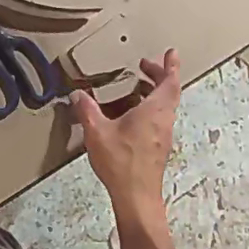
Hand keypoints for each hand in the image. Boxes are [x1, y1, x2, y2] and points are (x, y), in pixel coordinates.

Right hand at [72, 48, 181, 218]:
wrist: (136, 195)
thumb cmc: (121, 164)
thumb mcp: (96, 132)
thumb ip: (86, 110)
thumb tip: (78, 95)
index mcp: (154, 111)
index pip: (169, 81)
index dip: (170, 65)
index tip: (170, 53)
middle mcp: (164, 121)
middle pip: (169, 92)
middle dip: (159, 76)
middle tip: (146, 67)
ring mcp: (163, 135)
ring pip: (165, 107)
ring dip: (155, 93)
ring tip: (138, 89)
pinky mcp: (158, 148)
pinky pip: (159, 120)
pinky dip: (150, 109)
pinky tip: (132, 116)